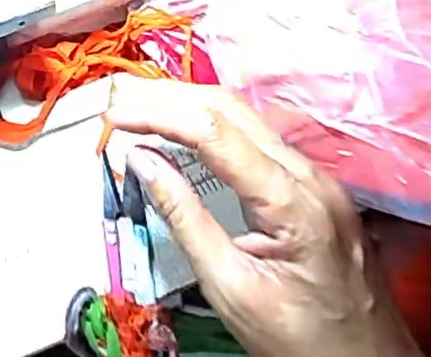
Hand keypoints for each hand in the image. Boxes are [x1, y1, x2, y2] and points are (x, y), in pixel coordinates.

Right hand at [106, 78, 419, 356]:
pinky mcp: (309, 181)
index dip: (159, 115)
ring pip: (239, 113)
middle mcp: (307, 173)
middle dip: (168, 98)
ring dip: (186, 102)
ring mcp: (313, 174)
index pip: (214, 131)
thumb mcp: (233, 291)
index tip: (117, 117)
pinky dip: (208, 121)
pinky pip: (251, 133)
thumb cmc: (305, 345)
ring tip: (141, 104)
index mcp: (293, 201)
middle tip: (121, 101)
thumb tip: (141, 159)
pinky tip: (182, 125)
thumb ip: (185, 218)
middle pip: (227, 108)